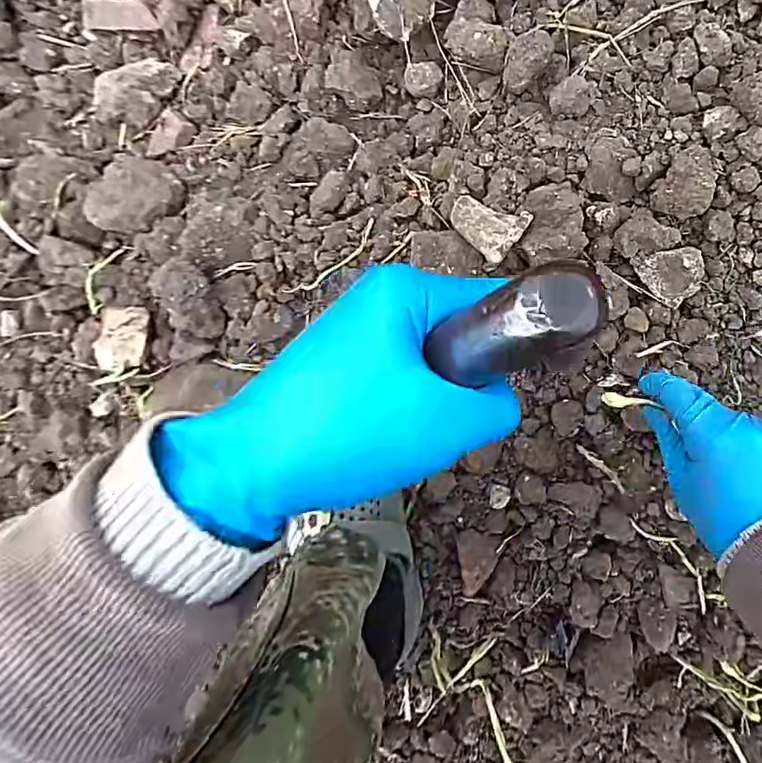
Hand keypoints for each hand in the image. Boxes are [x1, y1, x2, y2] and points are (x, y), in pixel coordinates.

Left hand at [154, 265, 518, 545]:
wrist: (243, 474)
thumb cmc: (346, 432)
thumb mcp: (449, 423)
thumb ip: (500, 405)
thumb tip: (500, 399)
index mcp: (404, 288)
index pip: (490, 300)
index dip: (515, 339)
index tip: (518, 378)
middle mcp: (379, 295)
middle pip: (462, 330)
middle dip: (469, 376)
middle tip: (458, 414)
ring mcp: (357, 324)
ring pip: (434, 355)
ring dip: (439, 393)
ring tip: (419, 426)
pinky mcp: (342, 356)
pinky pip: (403, 369)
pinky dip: (410, 399)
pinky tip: (392, 429)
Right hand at [640, 370, 761, 557]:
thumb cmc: (718, 517)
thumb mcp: (681, 478)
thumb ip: (668, 436)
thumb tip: (654, 410)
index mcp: (708, 431)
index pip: (679, 393)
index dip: (660, 384)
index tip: (648, 383)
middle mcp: (738, 422)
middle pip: (706, 408)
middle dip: (695, 421)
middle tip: (690, 450)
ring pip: (731, 422)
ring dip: (723, 435)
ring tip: (724, 472)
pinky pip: (754, 432)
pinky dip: (746, 445)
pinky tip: (746, 472)